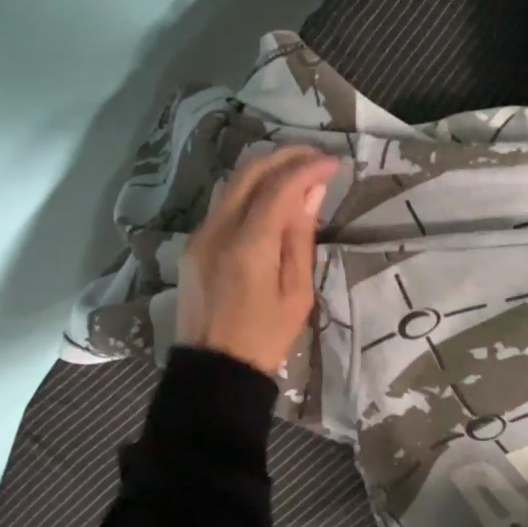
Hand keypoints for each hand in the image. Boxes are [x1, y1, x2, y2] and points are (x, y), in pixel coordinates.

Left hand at [176, 147, 337, 373]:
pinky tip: (273, 197)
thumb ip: (300, 237)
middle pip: (249, 171)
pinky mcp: (193, 244)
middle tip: (317, 157)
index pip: (279, 186)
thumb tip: (310, 192)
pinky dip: (251, 189)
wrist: (213, 371)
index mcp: (248, 245)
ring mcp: (200, 235)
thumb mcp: (296, 292)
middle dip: (285, 156)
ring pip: (232, 182)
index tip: (334, 163)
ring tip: (299, 172)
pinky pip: (224, 203)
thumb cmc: (265, 338)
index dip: (308, 167)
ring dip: (267, 169)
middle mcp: (217, 230)